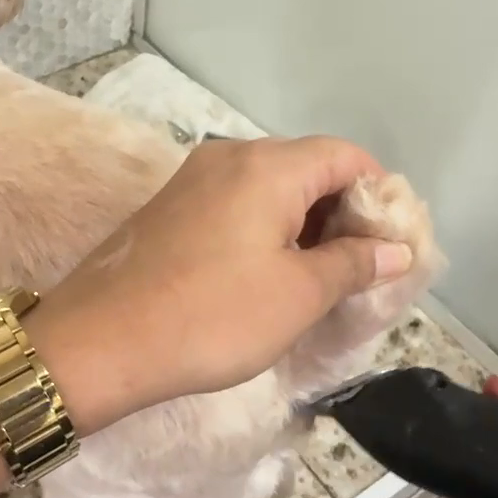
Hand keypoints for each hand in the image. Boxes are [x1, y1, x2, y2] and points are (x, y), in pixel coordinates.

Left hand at [34, 137, 420, 423]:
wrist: (102, 341)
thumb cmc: (212, 316)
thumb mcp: (298, 294)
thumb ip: (353, 263)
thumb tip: (395, 248)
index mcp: (267, 166)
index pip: (344, 155)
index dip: (377, 193)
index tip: (389, 243)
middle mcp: (228, 157)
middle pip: (305, 167)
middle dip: (340, 212)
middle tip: (357, 268)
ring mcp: (192, 180)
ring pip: (268, 189)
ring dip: (301, 225)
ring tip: (316, 279)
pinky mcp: (169, 208)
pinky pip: (233, 205)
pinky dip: (263, 230)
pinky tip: (266, 275)